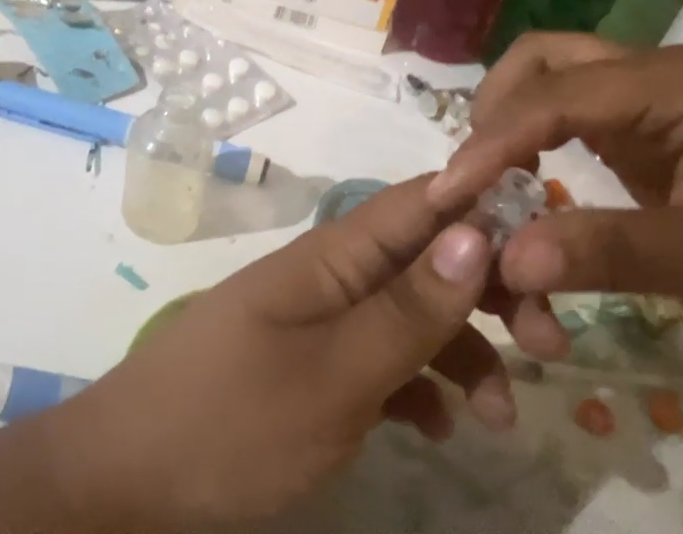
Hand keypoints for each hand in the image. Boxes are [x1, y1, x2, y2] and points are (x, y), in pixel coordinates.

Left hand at [46, 176, 515, 526]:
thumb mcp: (334, 375)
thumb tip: (476, 229)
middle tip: (548, 344)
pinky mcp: (310, 371)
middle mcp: (330, 278)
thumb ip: (407, 310)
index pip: (421, 201)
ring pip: (410, 318)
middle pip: (426, 259)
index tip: (555, 240)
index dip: (487, 206)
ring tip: (500, 416)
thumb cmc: (232, 421)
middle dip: (491, 292)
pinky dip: (418, 388)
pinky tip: (436, 429)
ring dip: (462, 353)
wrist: (127, 481)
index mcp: (332, 255)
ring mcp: (318, 325)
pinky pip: (381, 364)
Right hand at [435, 36, 682, 372]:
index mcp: (674, 83)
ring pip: (563, 88)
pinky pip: (589, 127)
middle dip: (494, 111)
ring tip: (488, 188)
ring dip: (516, 128)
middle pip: (547, 62)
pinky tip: (535, 191)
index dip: (490, 142)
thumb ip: (611, 250)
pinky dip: (547, 151)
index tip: (447, 195)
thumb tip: (507, 261)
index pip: (552, 96)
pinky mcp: (673, 140)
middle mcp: (661, 77)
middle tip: (468, 180)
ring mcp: (667, 106)